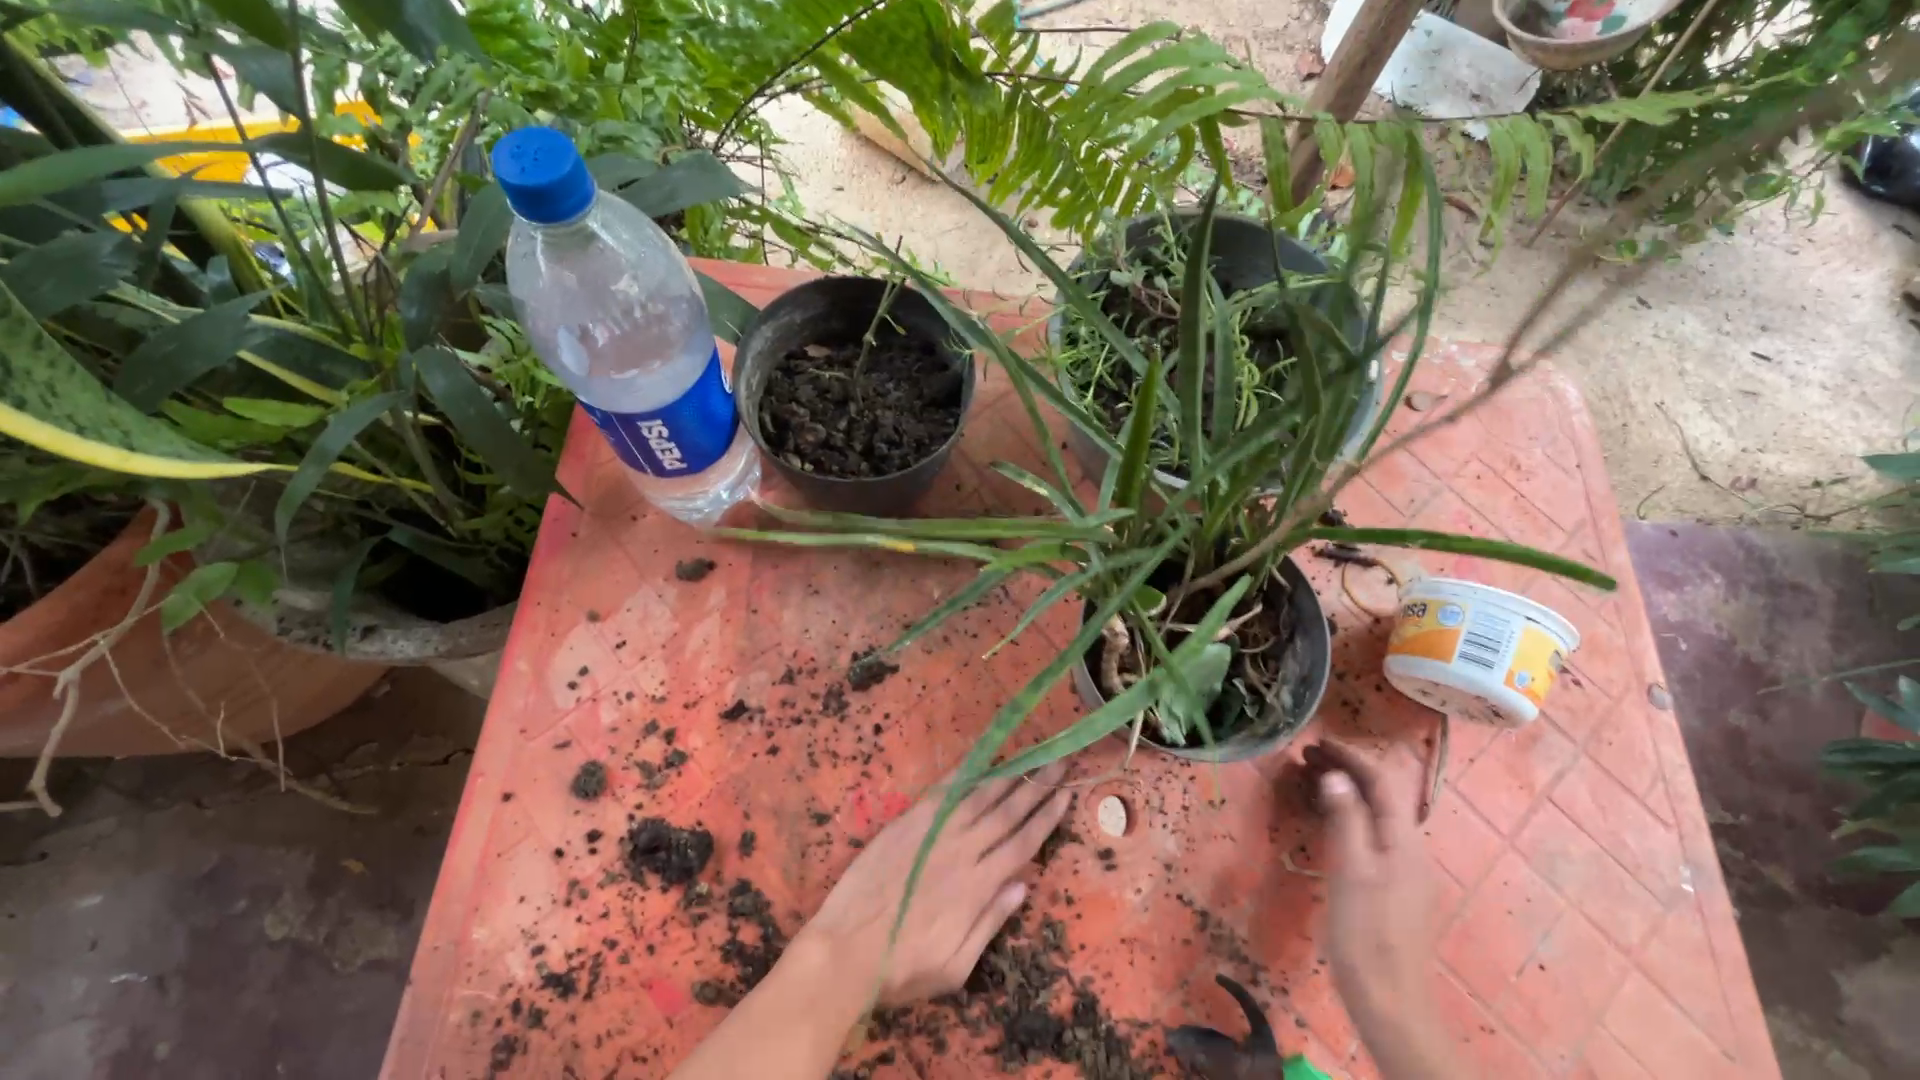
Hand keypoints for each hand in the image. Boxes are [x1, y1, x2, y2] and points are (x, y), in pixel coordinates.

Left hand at [793, 764, 1071, 1005]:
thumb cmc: (902, 968)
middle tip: (1058, 762)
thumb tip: (1022, 885)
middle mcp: (961, 852)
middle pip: (1006, 813)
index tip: (1065, 795)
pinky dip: (962, 775)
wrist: (844, 950)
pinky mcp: (906, 825)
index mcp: (978, 887)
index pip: (1022, 844)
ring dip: (1007, 776)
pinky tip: (978, 761)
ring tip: (1029, 758)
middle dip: (1036, 787)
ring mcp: (932, 834)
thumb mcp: (955, 966)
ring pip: (978, 797)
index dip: (1046, 818)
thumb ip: (990, 923)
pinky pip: (941, 793)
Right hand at [1311, 741, 1433, 1024]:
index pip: (1383, 783)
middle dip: (1347, 770)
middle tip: (1305, 756)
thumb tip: (1336, 775)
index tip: (1316, 741)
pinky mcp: (1392, 889)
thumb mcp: (1350, 872)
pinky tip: (1327, 822)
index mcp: (1404, 842)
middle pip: (1382, 796)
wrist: (1390, 1001)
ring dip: (1346, 792)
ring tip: (1309, 780)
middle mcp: (1411, 850)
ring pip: (1376, 816)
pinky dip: (1348, 816)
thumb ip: (1346, 820)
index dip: (1352, 757)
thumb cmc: (1366, 934)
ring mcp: (1404, 871)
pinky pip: (1371, 835)